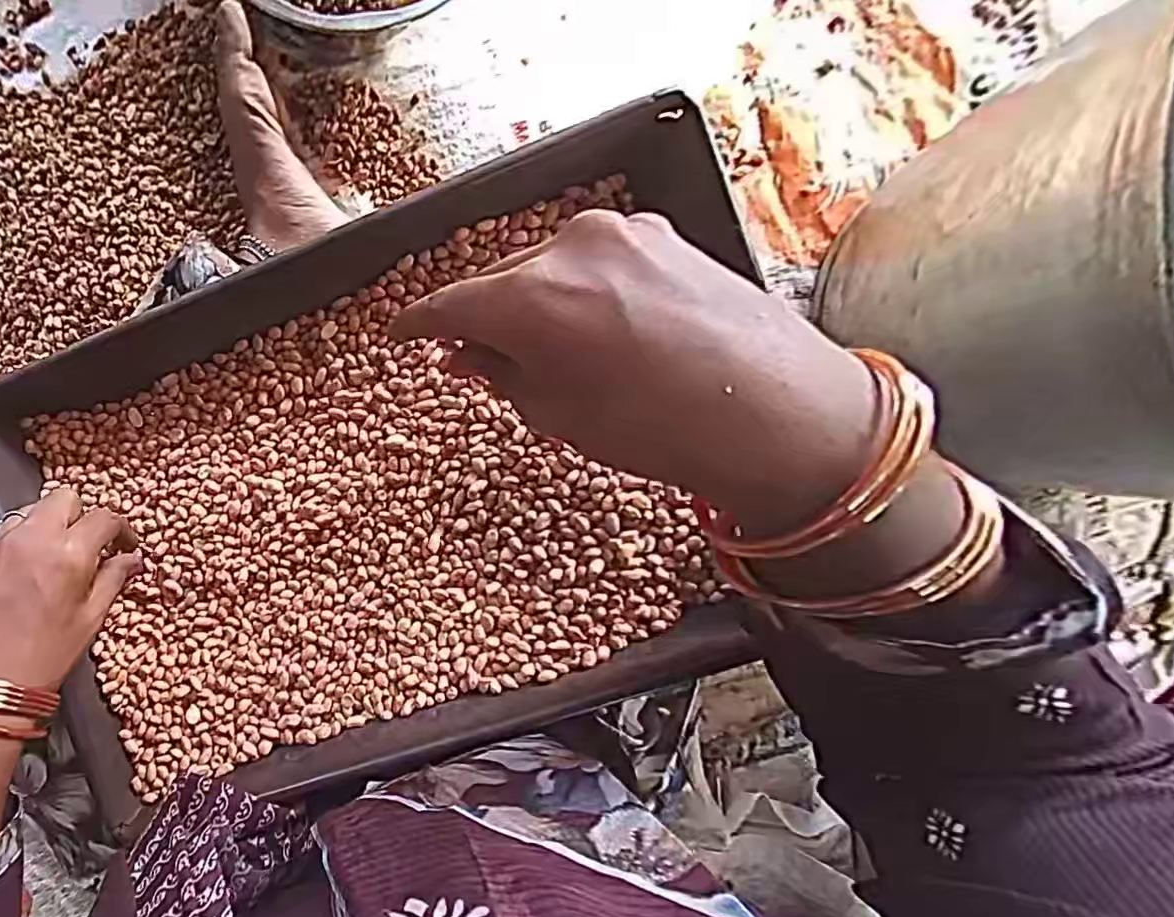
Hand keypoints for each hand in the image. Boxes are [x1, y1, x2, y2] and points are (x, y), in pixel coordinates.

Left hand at [0, 485, 141, 858]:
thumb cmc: (41, 659)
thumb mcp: (89, 621)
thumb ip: (112, 580)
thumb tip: (130, 559)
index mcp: (67, 553)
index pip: (103, 517)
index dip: (119, 528)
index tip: (121, 543)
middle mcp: (27, 537)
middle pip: (63, 498)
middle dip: (79, 515)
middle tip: (83, 545)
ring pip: (27, 513)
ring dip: (44, 529)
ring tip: (46, 563)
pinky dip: (12, 549)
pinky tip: (13, 580)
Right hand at [390, 210, 876, 535]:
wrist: (774, 412)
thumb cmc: (650, 427)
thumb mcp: (552, 410)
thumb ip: (497, 371)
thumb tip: (464, 352)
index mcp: (530, 297)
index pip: (449, 304)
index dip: (417, 322)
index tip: (399, 332)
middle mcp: (570, 247)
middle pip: (496, 279)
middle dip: (475, 316)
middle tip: (465, 353)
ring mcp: (622, 232)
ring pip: (542, 265)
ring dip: (523, 301)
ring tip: (526, 345)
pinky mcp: (663, 234)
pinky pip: (589, 259)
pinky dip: (568, 288)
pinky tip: (578, 324)